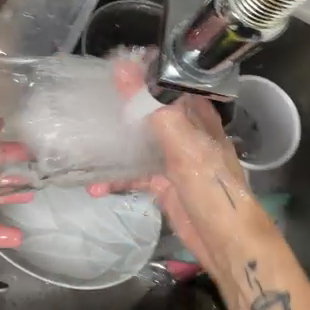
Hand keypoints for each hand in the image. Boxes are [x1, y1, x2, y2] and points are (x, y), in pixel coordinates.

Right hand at [95, 57, 267, 274]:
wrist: (226, 241)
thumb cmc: (210, 185)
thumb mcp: (181, 142)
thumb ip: (150, 107)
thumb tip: (122, 68)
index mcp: (196, 114)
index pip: (166, 83)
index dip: (141, 73)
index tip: (108, 68)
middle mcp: (185, 132)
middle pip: (148, 112)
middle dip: (120, 109)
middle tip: (87, 102)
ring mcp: (173, 158)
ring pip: (138, 143)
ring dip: (114, 147)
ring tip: (84, 146)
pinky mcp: (163, 184)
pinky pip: (134, 175)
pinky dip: (116, 179)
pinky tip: (95, 186)